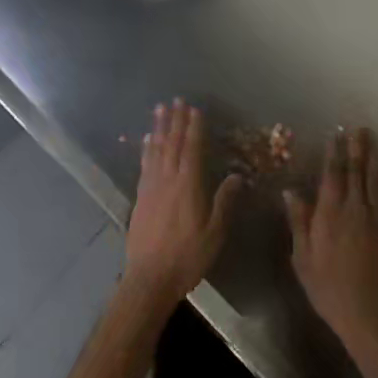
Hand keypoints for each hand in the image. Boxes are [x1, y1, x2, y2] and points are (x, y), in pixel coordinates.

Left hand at [123, 100, 242, 311]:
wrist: (149, 277)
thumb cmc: (187, 256)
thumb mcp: (214, 232)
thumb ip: (224, 202)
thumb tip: (237, 176)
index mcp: (188, 185)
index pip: (192, 149)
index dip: (194, 128)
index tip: (195, 109)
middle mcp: (167, 179)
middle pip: (172, 144)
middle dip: (176, 121)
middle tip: (176, 100)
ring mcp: (150, 187)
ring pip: (156, 150)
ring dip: (159, 128)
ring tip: (160, 109)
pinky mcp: (140, 197)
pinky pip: (144, 165)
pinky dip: (147, 149)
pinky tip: (148, 140)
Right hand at [284, 128, 377, 348]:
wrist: (370, 314)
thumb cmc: (328, 287)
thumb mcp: (302, 256)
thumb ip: (299, 221)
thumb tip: (291, 191)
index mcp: (331, 213)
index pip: (333, 174)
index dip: (335, 151)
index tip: (337, 133)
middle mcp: (356, 209)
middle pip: (358, 172)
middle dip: (359, 148)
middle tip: (361, 128)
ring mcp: (377, 220)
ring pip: (376, 182)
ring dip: (375, 159)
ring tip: (375, 143)